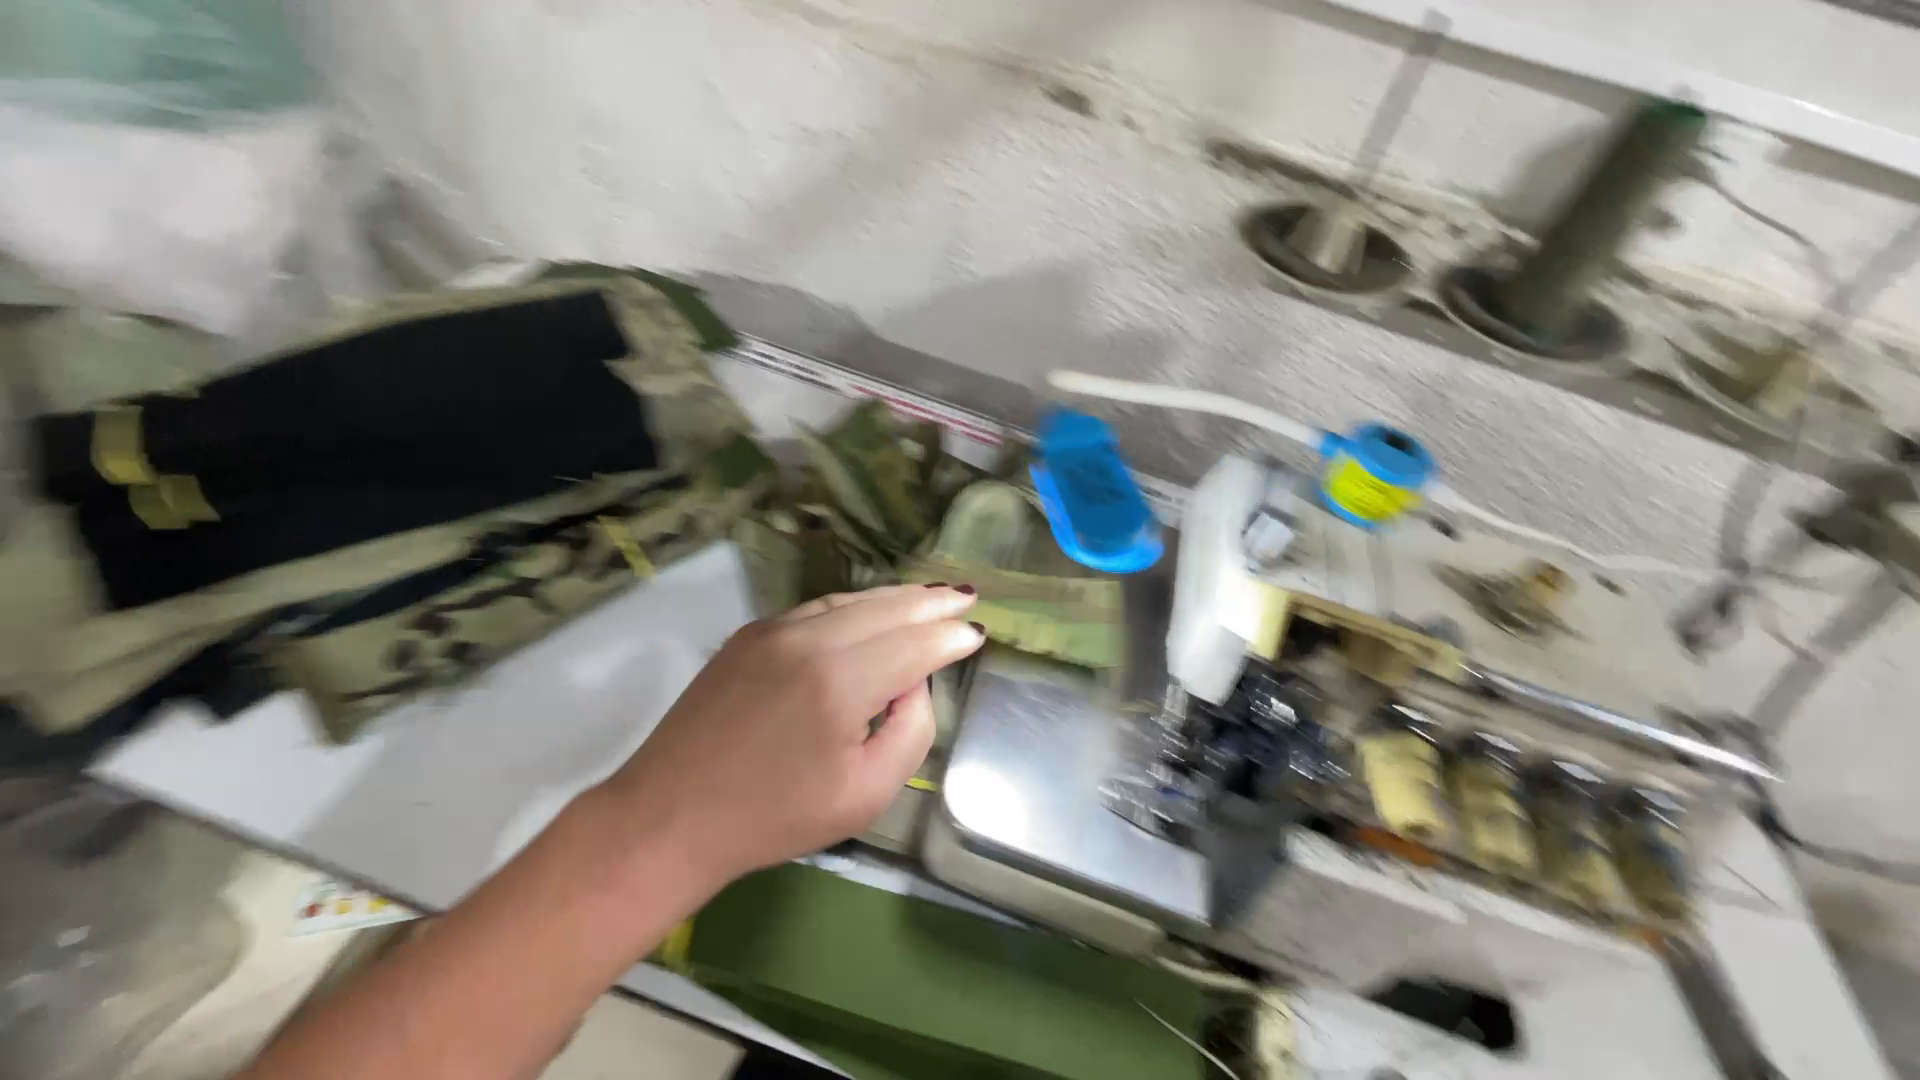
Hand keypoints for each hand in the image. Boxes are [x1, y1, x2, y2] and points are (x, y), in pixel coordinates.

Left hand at [592, 584, 983, 892]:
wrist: (670, 816)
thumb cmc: (775, 818)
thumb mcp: (866, 794)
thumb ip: (910, 731)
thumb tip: (914, 682)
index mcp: (841, 682)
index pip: (915, 644)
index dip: (950, 637)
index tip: (977, 634)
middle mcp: (809, 639)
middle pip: (887, 608)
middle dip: (932, 602)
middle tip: (967, 595)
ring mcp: (773, 630)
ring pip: (851, 601)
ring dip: (895, 598)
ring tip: (930, 596)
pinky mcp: (749, 634)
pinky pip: (818, 609)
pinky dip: (855, 607)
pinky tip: (872, 613)